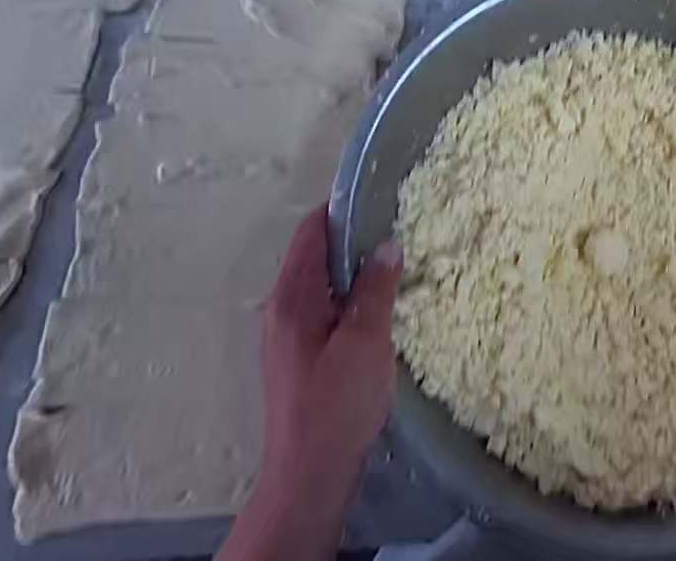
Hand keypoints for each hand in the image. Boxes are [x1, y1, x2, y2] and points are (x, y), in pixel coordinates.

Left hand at [219, 210, 400, 560]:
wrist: (308, 479)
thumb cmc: (336, 406)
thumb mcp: (365, 342)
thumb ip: (376, 289)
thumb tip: (387, 244)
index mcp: (291, 297)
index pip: (310, 232)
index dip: (340, 208)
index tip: (375, 195)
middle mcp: (281, 308)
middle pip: (314, 255)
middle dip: (351, 239)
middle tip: (393, 228)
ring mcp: (288, 333)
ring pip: (321, 283)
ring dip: (352, 270)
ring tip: (391, 261)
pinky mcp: (299, 354)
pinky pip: (323, 307)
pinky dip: (348, 296)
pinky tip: (377, 305)